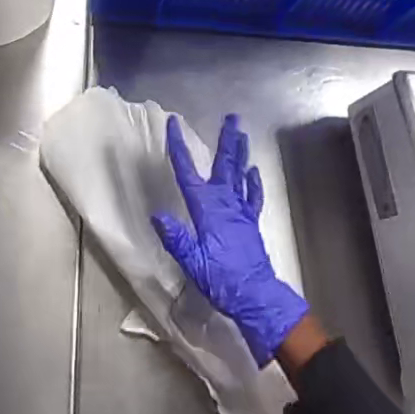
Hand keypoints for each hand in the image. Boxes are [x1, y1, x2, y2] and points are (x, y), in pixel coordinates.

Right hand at [152, 114, 308, 365]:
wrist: (256, 295)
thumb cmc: (222, 280)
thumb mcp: (193, 262)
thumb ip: (176, 239)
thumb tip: (158, 216)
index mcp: (208, 210)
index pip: (189, 173)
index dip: (180, 148)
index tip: (174, 125)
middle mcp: (226, 205)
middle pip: (225, 165)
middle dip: (227, 140)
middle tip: (232, 118)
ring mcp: (241, 212)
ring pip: (240, 175)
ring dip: (240, 154)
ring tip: (242, 134)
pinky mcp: (251, 223)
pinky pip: (252, 197)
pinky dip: (253, 183)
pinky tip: (253, 172)